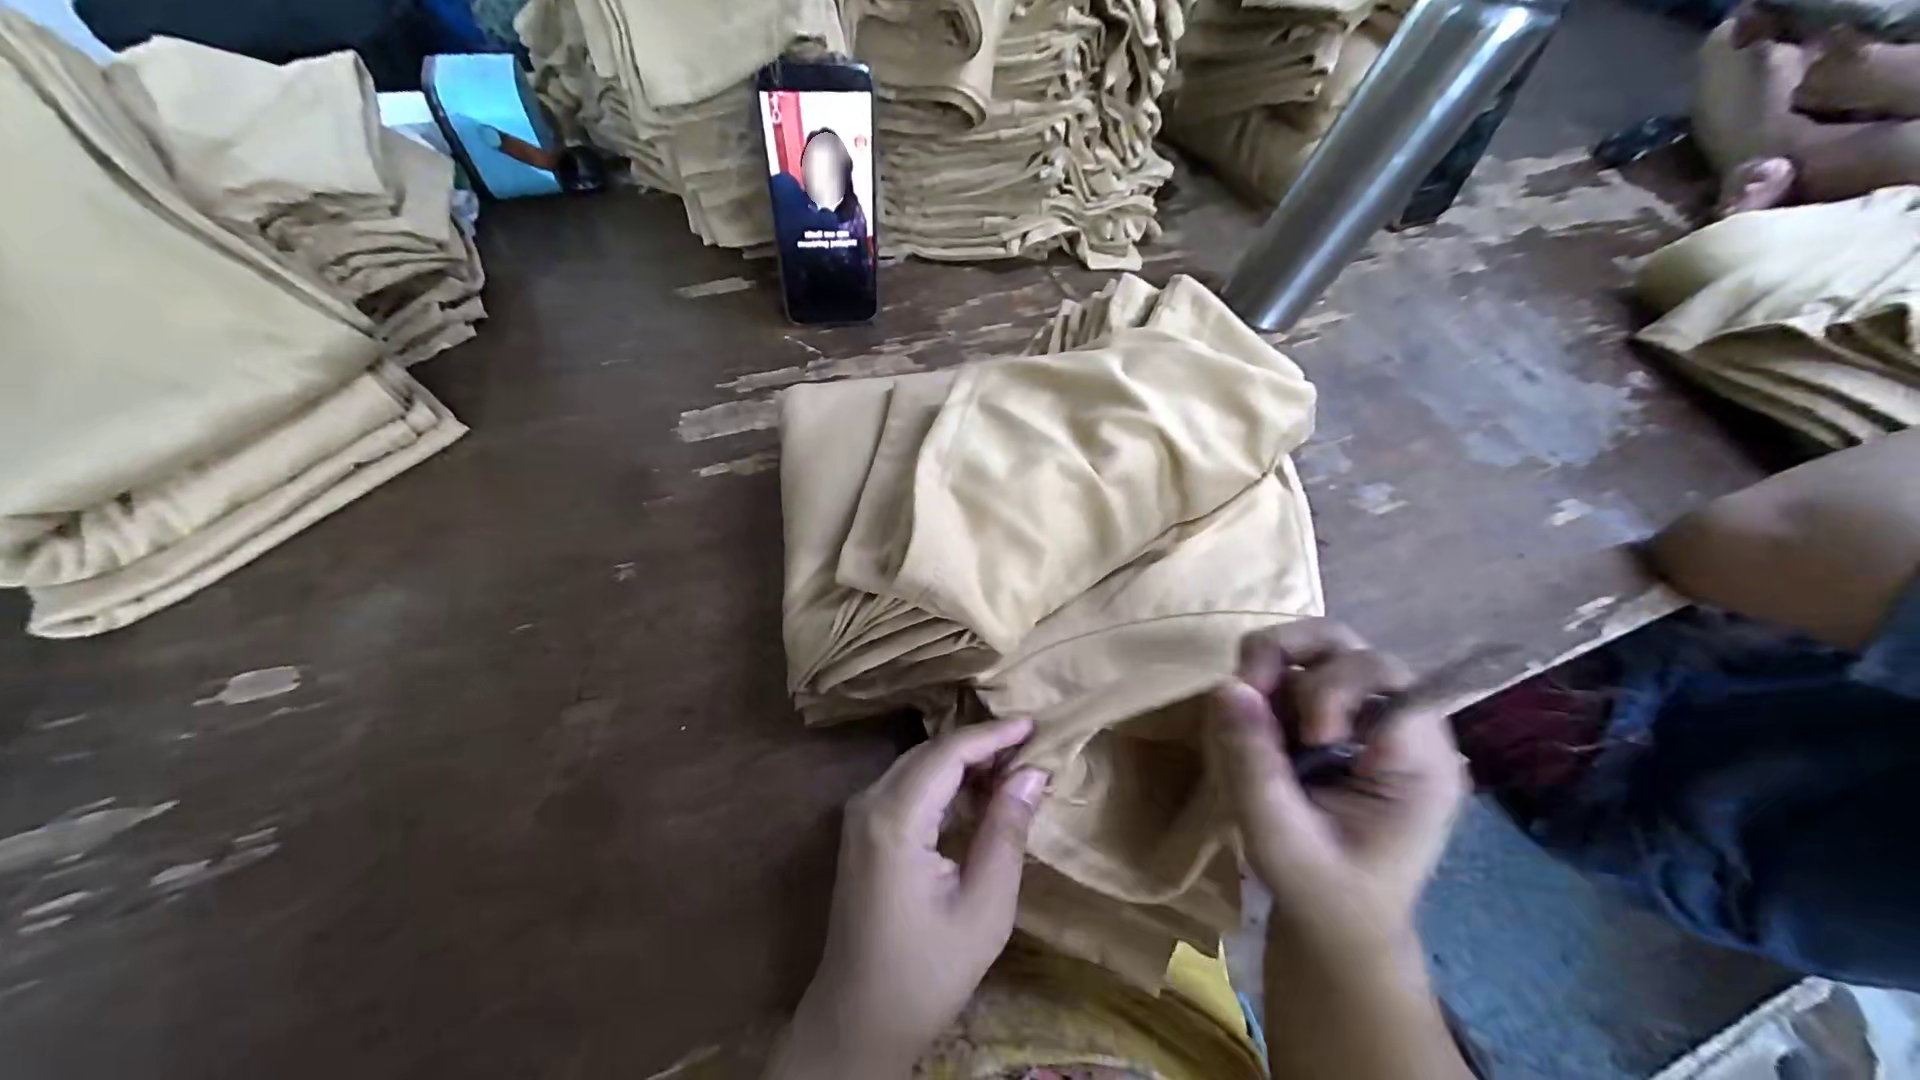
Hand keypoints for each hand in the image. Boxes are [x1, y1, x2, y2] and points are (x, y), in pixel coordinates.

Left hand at [766, 716, 1048, 1079]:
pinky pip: (907, 786)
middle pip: (930, 752)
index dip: (993, 734)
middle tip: (1030, 748)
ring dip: (963, 763)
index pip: (948, 753)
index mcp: (894, 820)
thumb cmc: (927, 971)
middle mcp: (868, 803)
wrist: (858, 1019)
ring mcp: (859, 815)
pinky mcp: (861, 829)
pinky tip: (977, 795)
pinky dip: (944, 783)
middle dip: (980, 745)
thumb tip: (1031, 772)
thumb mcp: (984, 907)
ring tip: (1012, 768)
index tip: (1034, 724)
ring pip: (917, 765)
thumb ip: (1006, 831)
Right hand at [1209, 619, 1467, 955]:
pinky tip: (1253, 721)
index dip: (1331, 691)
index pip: (1386, 683)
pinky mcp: (1332, 716)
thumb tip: (1227, 686)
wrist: (1335, 922)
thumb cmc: (1322, 892)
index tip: (1304, 739)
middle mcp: (1399, 726)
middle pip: (1351, 648)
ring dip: (1272, 662)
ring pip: (1320, 647)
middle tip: (1252, 694)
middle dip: (1291, 658)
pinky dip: (1263, 680)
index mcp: (1418, 761)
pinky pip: (1295, 669)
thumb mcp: (1280, 838)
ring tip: (1247, 705)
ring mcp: (1362, 716)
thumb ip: (1254, 765)